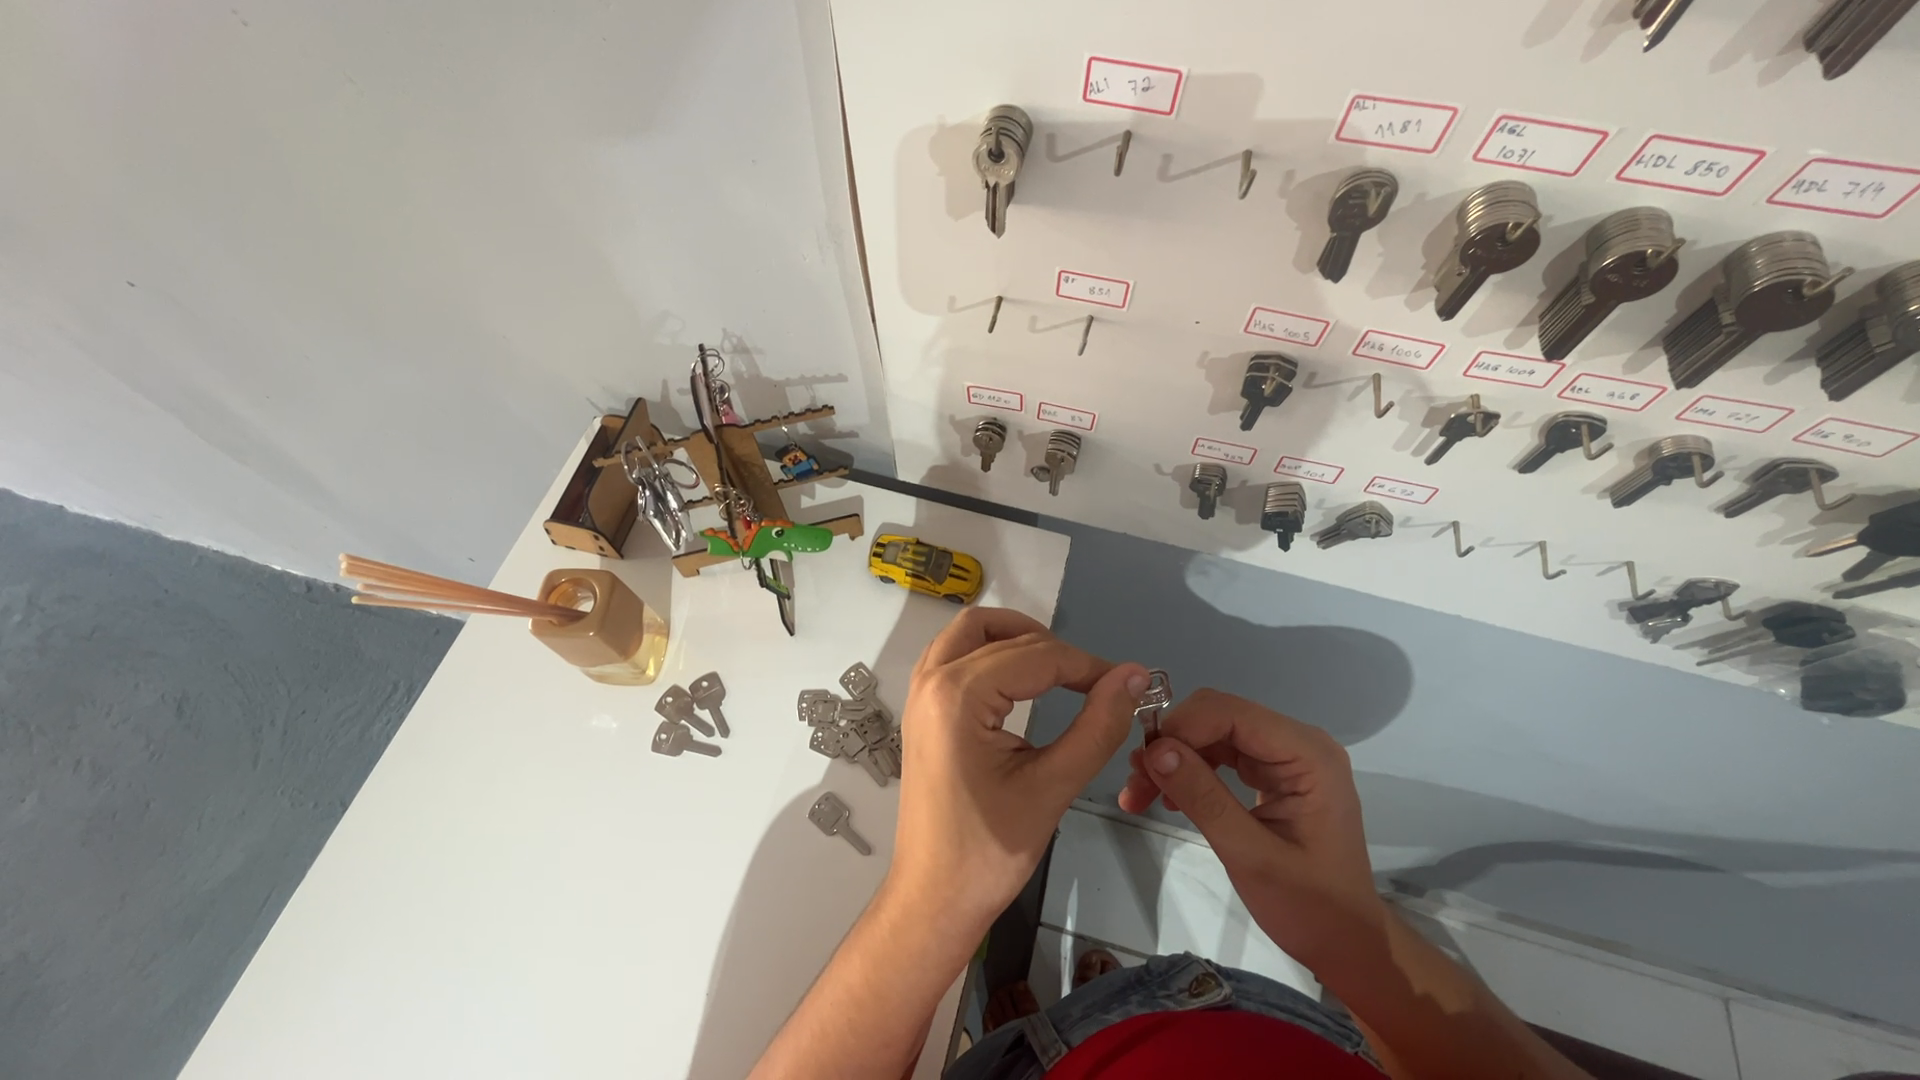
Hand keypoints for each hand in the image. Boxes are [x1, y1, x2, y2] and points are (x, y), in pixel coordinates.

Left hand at [888, 608, 1146, 927]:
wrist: (935, 898)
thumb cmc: (991, 850)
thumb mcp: (1053, 786)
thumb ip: (1097, 725)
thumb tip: (1133, 676)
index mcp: (958, 696)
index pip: (1037, 656)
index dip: (1088, 666)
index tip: (1130, 684)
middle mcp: (931, 681)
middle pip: (997, 631)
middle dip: (1049, 645)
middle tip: (1088, 679)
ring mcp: (919, 694)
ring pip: (968, 633)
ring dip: (1013, 638)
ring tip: (1058, 671)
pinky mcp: (921, 710)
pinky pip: (953, 656)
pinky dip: (988, 654)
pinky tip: (1020, 685)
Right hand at [1118, 689, 1380, 958]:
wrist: (1344, 943)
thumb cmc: (1309, 906)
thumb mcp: (1250, 856)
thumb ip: (1204, 798)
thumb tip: (1155, 750)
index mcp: (1308, 754)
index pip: (1231, 712)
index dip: (1182, 728)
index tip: (1143, 763)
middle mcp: (1297, 743)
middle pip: (1218, 716)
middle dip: (1172, 744)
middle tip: (1137, 785)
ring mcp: (1284, 757)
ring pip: (1212, 733)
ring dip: (1174, 758)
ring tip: (1141, 795)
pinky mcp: (1271, 773)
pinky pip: (1220, 754)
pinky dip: (1189, 770)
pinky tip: (1167, 797)